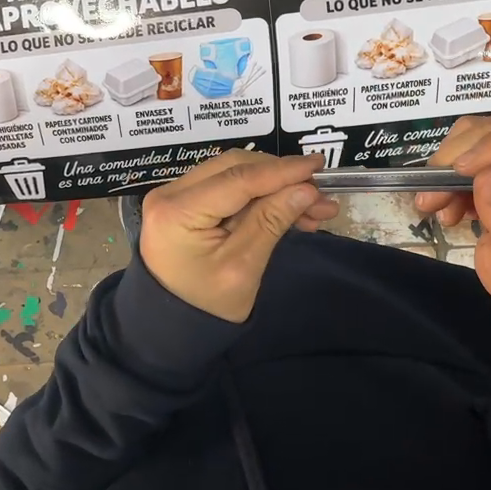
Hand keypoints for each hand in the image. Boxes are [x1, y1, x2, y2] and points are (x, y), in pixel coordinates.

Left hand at [140, 151, 338, 321]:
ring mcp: (174, 195)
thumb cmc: (207, 305)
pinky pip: (227, 188)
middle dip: (281, 179)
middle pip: (234, 168)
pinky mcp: (184, 202)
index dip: (281, 171)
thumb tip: (306, 189)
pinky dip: (259, 196)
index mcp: (176, 212)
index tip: (318, 165)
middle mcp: (169, 193)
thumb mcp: (243, 267)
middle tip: (321, 196)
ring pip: (234, 174)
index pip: (237, 179)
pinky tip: (290, 211)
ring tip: (314, 208)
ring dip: (274, 187)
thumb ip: (271, 222)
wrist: (172, 324)